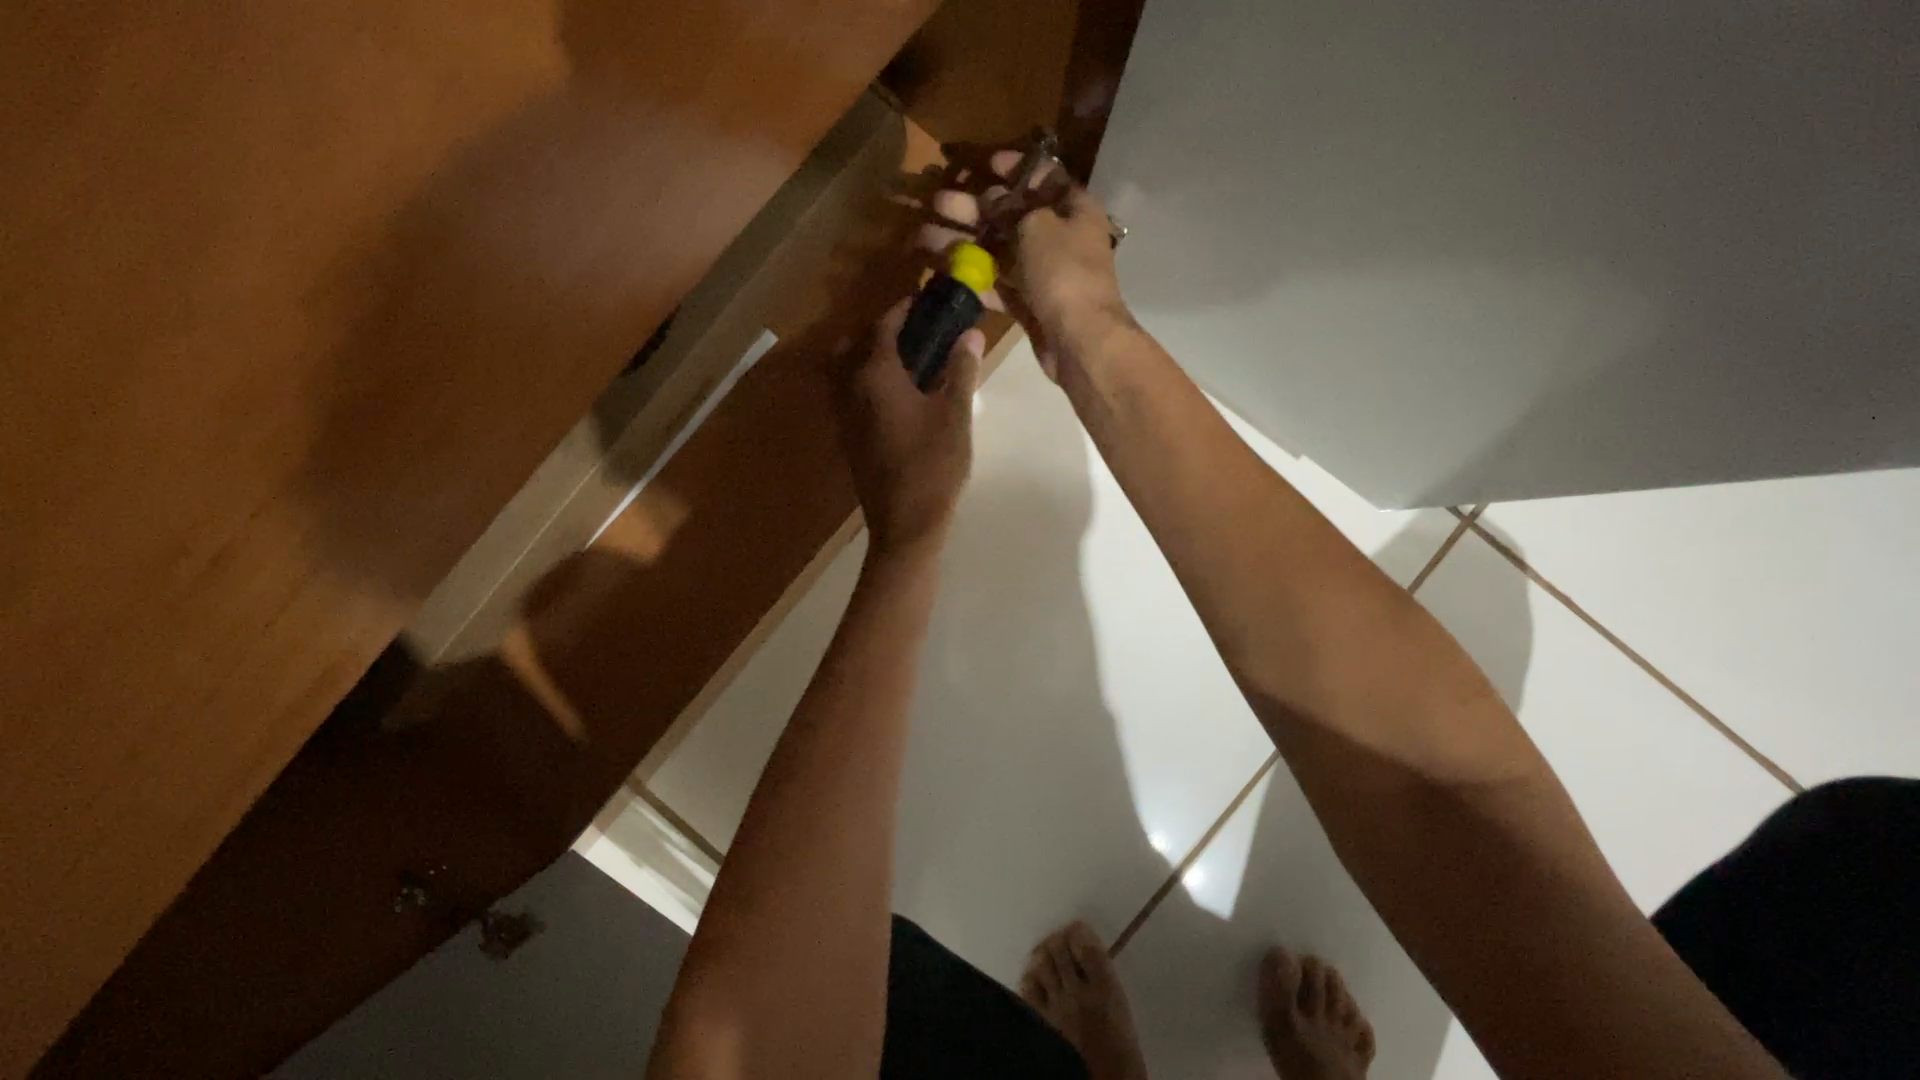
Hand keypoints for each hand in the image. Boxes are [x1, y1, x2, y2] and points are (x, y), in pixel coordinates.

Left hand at [837, 299, 981, 555]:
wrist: (905, 523)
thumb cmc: (933, 466)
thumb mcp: (955, 414)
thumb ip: (961, 369)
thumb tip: (971, 333)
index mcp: (874, 374)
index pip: (884, 324)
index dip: (904, 308)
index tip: (926, 299)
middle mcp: (849, 387)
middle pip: (855, 342)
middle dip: (881, 328)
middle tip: (915, 330)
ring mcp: (844, 414)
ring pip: (847, 368)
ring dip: (870, 354)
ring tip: (908, 359)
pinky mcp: (848, 436)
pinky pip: (850, 393)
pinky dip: (867, 380)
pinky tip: (899, 394)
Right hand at [920, 151, 1132, 381]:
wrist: (1079, 338)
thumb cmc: (1063, 270)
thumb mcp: (1035, 225)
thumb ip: (1010, 207)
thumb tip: (991, 198)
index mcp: (1073, 207)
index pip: (1044, 176)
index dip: (1016, 167)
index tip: (986, 165)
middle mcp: (1060, 235)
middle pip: (1012, 214)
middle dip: (973, 207)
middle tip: (938, 201)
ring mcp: (1044, 271)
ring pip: (999, 250)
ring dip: (963, 241)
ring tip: (924, 236)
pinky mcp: (1029, 302)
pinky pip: (998, 283)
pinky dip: (973, 277)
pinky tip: (943, 272)